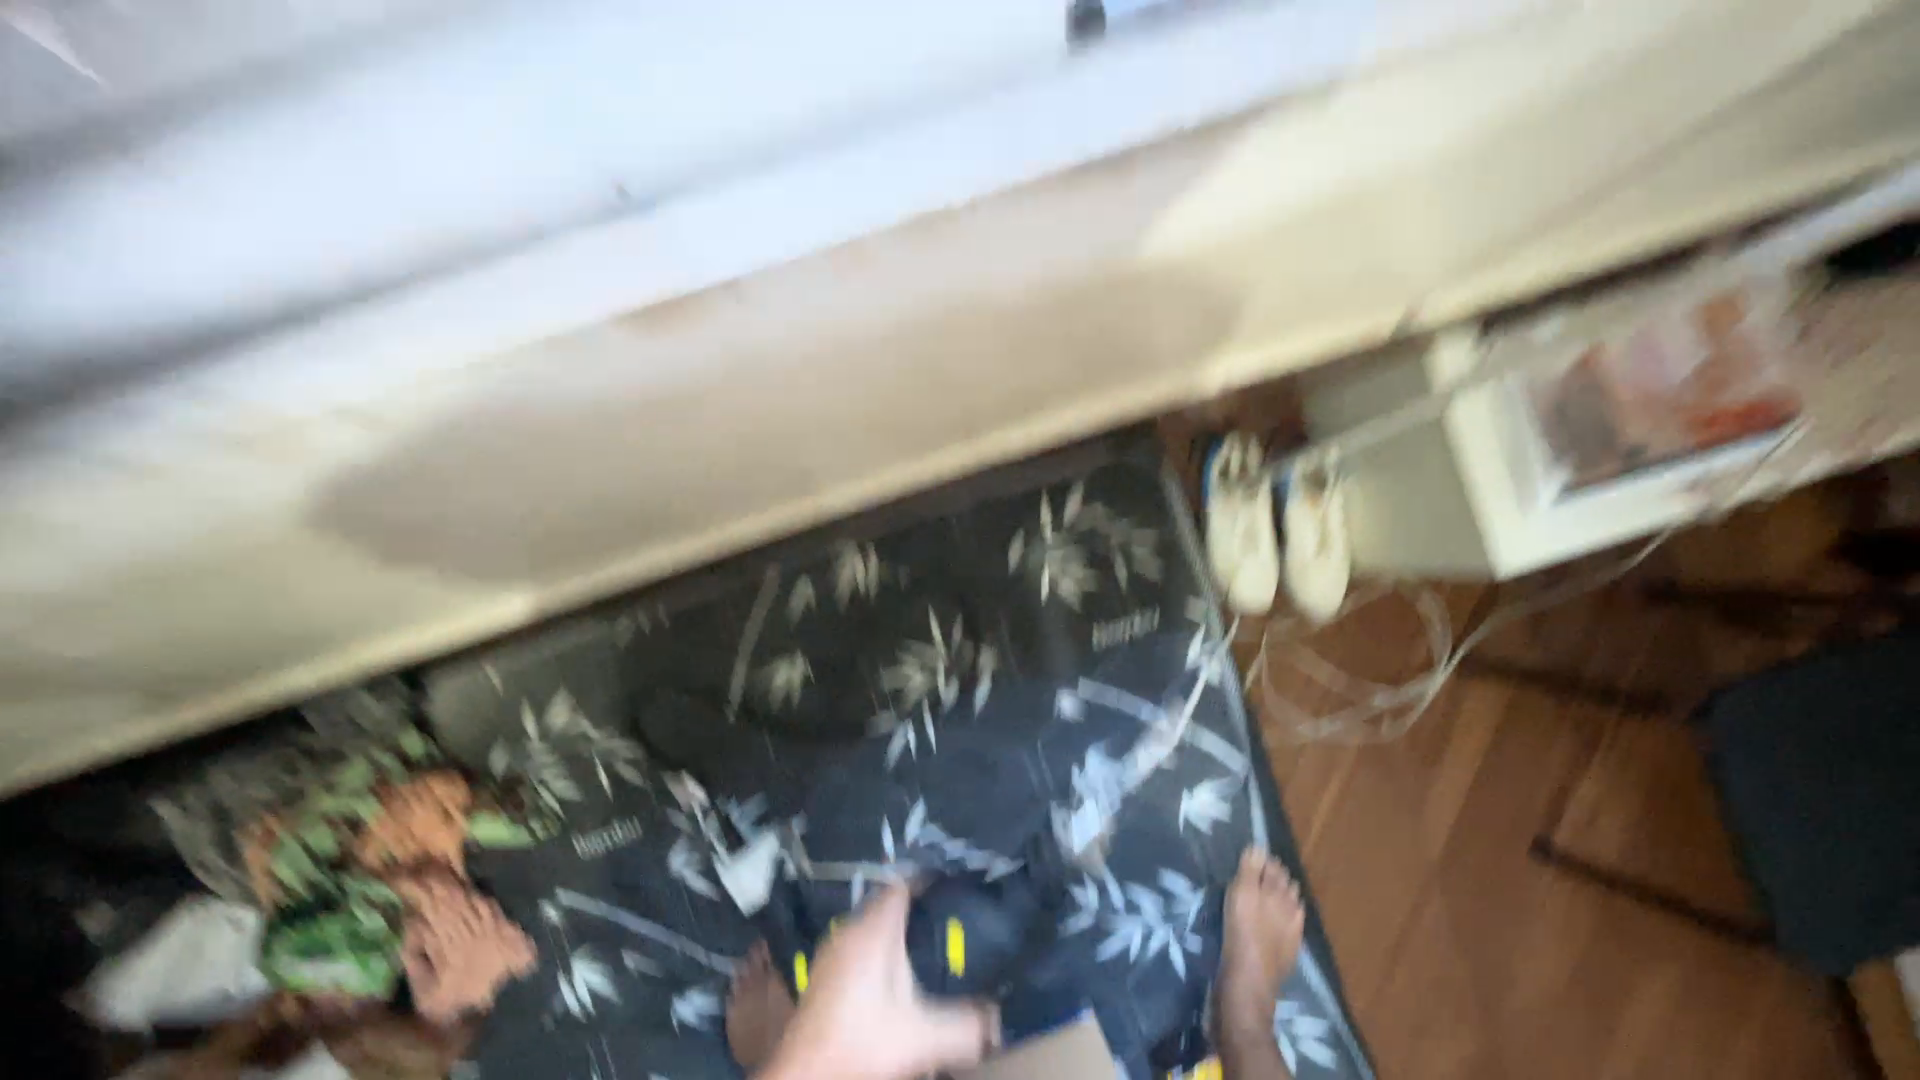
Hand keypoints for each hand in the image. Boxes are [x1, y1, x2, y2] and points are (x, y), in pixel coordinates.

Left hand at [763, 883, 998, 1079]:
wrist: (807, 1073)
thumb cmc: (862, 1042)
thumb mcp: (923, 1036)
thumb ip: (967, 1025)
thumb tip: (1002, 1018)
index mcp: (873, 931)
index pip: (903, 885)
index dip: (927, 880)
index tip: (953, 882)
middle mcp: (850, 930)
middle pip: (886, 901)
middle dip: (917, 904)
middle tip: (948, 911)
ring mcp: (833, 950)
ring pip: (870, 922)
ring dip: (896, 927)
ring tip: (928, 937)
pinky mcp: (825, 972)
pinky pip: (858, 941)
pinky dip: (879, 945)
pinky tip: (895, 970)